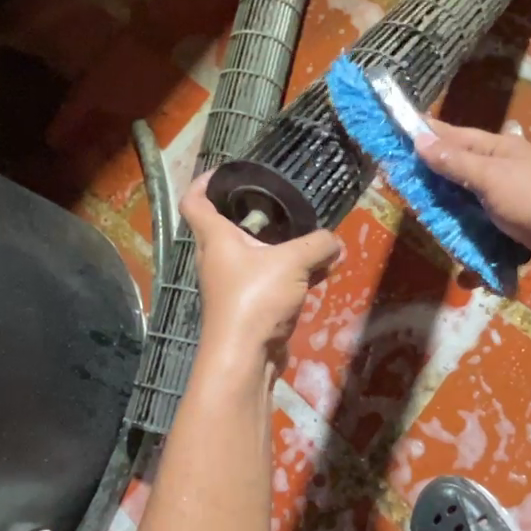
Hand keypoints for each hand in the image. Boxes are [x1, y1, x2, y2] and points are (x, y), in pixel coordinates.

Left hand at [182, 173, 341, 356]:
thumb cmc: (255, 299)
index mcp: (215, 238)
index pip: (194, 201)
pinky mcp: (249, 306)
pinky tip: (322, 271)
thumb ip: (318, 244)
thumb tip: (336, 241)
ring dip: (280, 245)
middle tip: (279, 200)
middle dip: (252, 212)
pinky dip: (292, 272)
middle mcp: (217, 258)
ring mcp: (232, 284)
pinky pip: (271, 278)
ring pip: (254, 254)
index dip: (204, 182)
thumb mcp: (293, 261)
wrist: (245, 357)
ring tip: (311, 236)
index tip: (226, 173)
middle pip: (227, 226)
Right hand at [415, 120, 530, 280]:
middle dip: (433, 195)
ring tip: (446, 247)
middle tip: (412, 207)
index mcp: (494, 150)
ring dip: (457, 231)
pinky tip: (472, 275)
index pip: (448, 135)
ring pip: (469, 211)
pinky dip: (480, 254)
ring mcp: (511, 201)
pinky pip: (489, 238)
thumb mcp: (491, 179)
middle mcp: (500, 171)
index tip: (389, 141)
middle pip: (454, 176)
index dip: (420, 138)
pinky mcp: (520, 229)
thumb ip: (456, 163)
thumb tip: (421, 138)